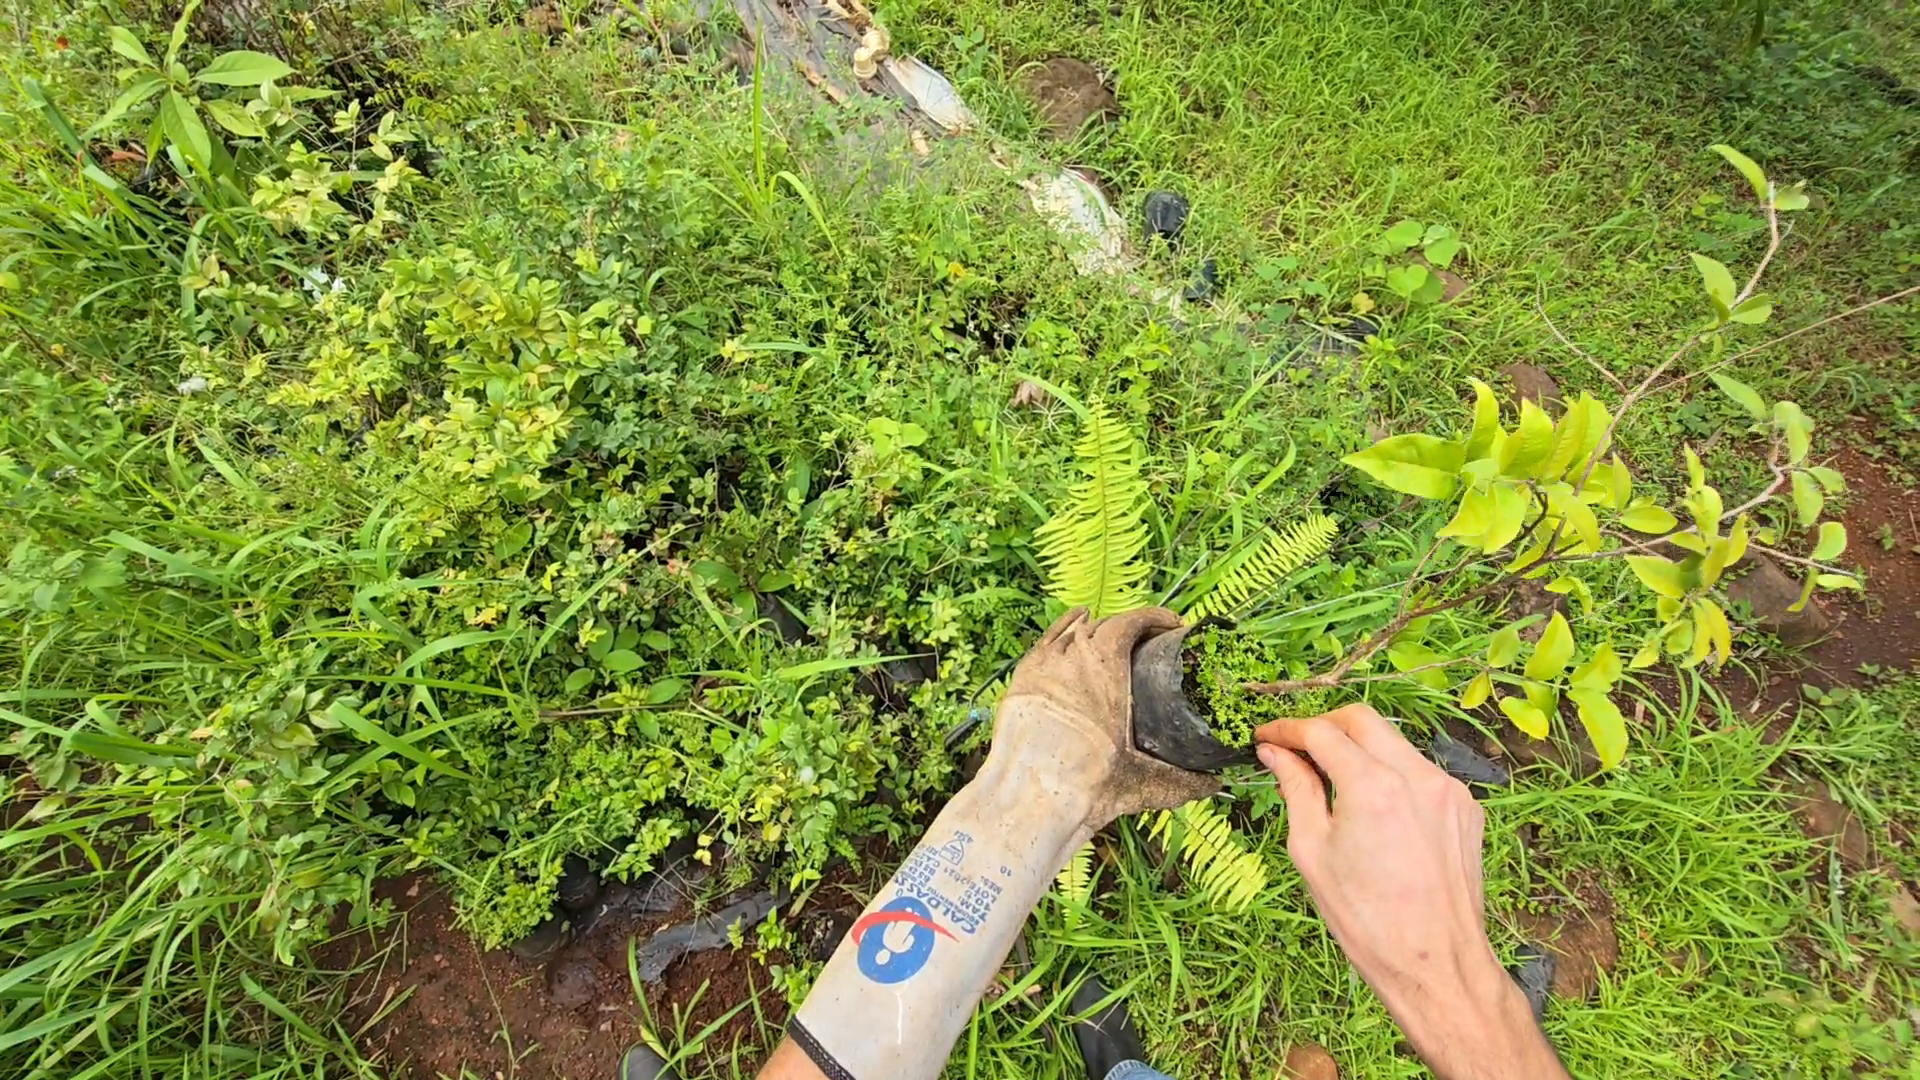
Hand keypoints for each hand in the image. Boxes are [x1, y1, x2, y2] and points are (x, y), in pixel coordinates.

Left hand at [992, 607, 1217, 828]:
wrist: (1029, 798)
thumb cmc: (1086, 786)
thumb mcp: (1142, 782)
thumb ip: (1183, 782)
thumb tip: (1212, 784)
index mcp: (1104, 667)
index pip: (1131, 623)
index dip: (1155, 618)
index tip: (1173, 624)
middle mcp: (1072, 656)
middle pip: (1104, 625)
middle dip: (1130, 627)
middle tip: (1150, 642)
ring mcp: (1043, 665)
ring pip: (1075, 632)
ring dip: (1099, 628)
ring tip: (1117, 636)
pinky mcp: (1022, 678)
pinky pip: (1047, 640)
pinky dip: (1064, 627)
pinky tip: (1076, 621)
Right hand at [1253, 705, 1566, 1079]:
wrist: (1437, 966)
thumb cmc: (1366, 917)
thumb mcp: (1311, 849)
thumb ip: (1295, 788)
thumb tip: (1275, 753)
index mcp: (1373, 786)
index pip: (1320, 732)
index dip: (1285, 730)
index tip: (1264, 737)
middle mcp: (1416, 777)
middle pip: (1360, 719)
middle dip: (1322, 725)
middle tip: (1296, 749)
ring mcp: (1447, 791)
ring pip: (1391, 740)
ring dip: (1356, 747)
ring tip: (1330, 778)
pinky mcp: (1464, 808)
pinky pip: (1417, 768)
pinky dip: (1387, 770)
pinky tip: (1370, 803)